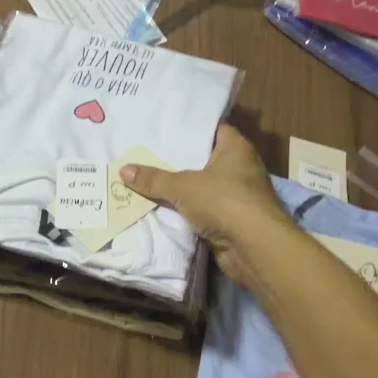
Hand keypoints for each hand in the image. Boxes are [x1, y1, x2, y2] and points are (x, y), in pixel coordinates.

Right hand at [120, 126, 297, 288]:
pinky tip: (162, 206)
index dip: (191, 129)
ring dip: (182, 188)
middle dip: (179, 160)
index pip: (214, 130)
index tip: (165, 129)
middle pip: (205, 159)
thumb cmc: (224, 201)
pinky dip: (187, 210)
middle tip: (148, 153)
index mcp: (237, 149)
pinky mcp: (232, 220)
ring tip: (149, 178)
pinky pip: (203, 209)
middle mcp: (241, 168)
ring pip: (203, 186)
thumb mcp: (183, 186)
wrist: (254, 248)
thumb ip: (154, 179)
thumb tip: (123, 170)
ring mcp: (238, 196)